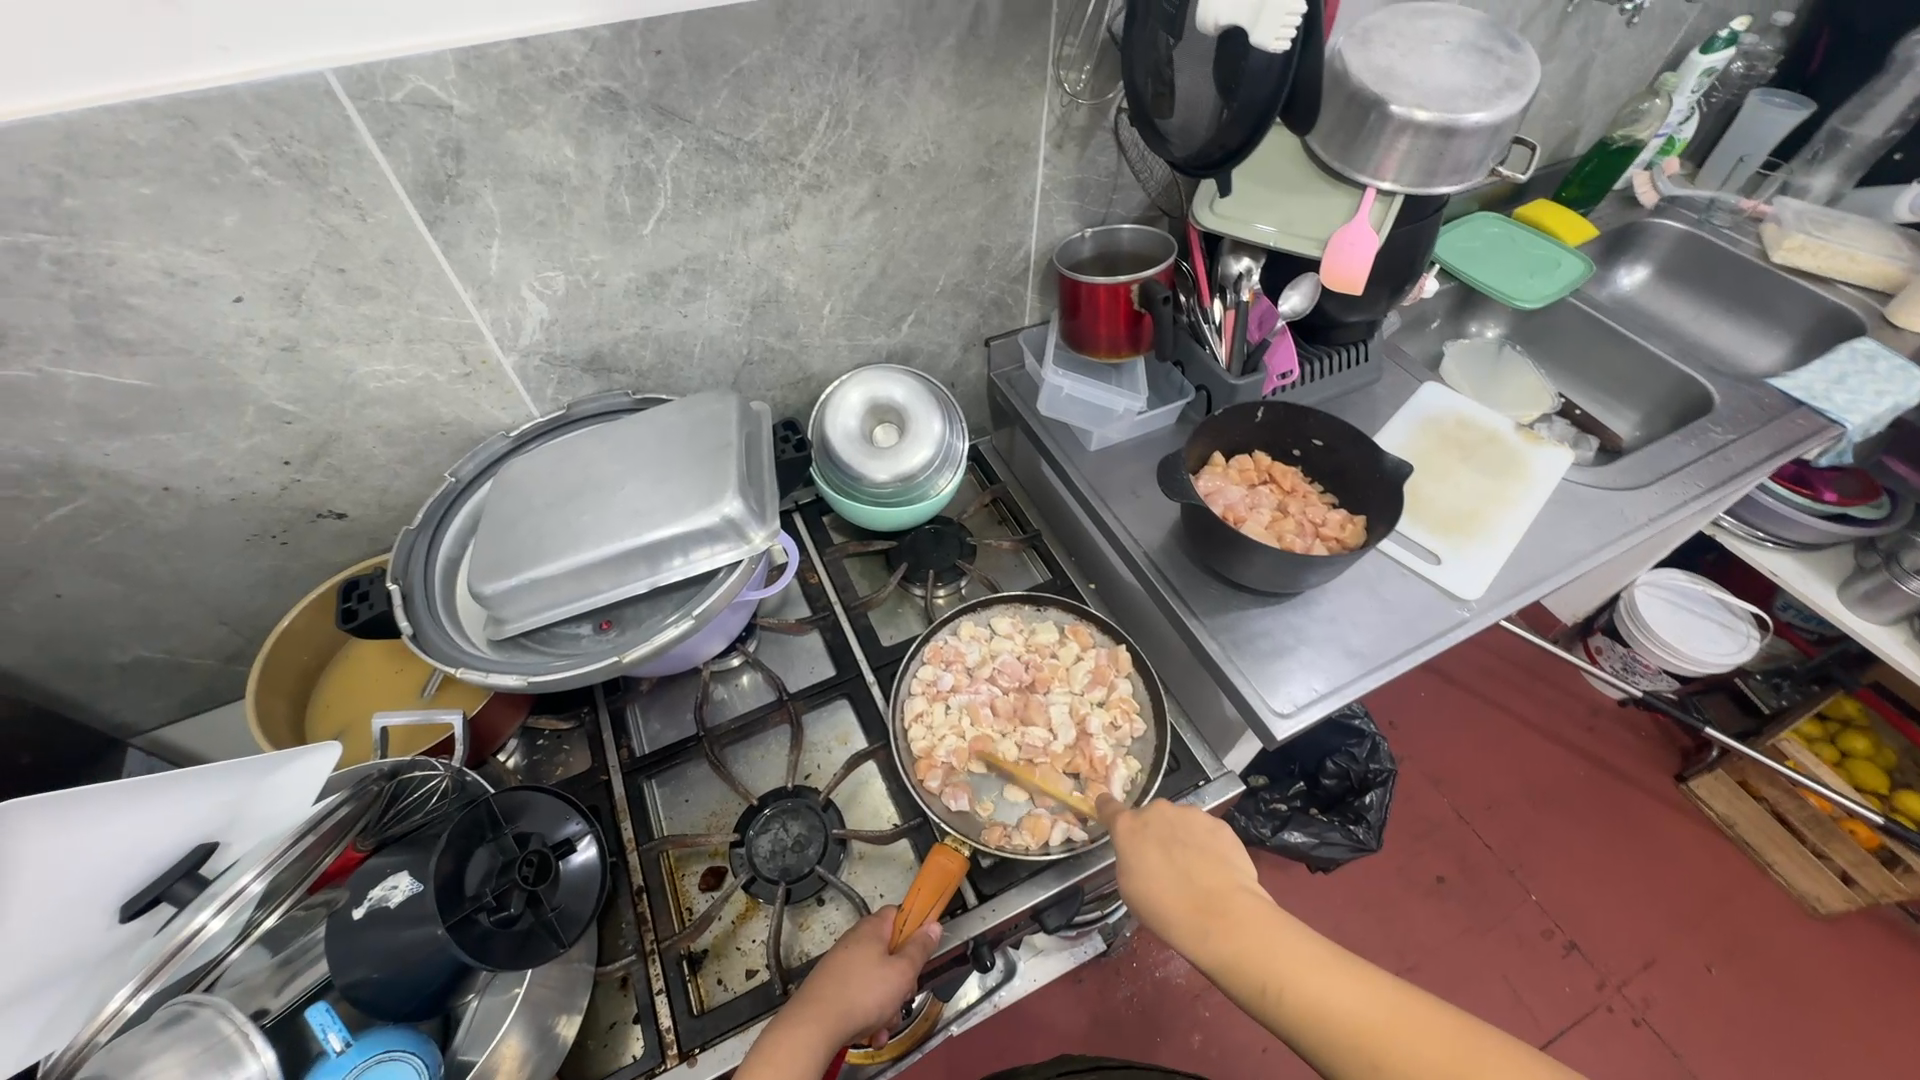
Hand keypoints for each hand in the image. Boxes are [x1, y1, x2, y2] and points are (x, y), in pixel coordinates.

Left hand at [779, 906, 941, 1049]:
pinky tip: (872, 1033)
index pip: (898, 913)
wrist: (814, 1026)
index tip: (923, 948)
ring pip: (877, 979)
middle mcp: (856, 941)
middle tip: (905, 994)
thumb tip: (933, 924)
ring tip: (885, 1022)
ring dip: (887, 1004)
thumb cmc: (863, 993)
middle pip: (890, 951)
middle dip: (902, 978)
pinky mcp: (834, 988)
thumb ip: (920, 948)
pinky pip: (861, 996)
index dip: (913, 927)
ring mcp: (843, 965)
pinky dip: (870, 1013)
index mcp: (872, 929)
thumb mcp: (902, 971)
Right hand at [1096, 795, 1270, 953]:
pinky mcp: (1219, 824)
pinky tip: (1216, 870)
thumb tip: (1140, 854)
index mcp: (1128, 827)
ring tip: (1195, 871)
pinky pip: (1207, 831)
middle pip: (1151, 817)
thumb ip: (1129, 859)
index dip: (1107, 809)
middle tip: (1165, 863)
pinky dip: (1208, 845)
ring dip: (1182, 838)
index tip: (1107, 810)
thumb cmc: (1164, 908)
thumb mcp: (1129, 888)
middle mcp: (1158, 812)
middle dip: (1154, 833)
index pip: (1109, 807)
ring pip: (1181, 822)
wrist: (1220, 916)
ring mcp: (1191, 814)